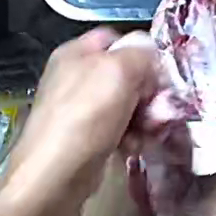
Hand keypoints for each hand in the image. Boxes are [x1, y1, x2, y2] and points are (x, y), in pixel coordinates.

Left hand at [0, 29, 160, 215]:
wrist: (54, 175)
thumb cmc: (85, 116)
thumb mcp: (119, 70)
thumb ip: (141, 54)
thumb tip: (151, 60)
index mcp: (76, 53)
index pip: (117, 39)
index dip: (143, 53)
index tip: (161, 74)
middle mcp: (75, 78)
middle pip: (125, 75)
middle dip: (148, 92)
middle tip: (159, 110)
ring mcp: (78, 110)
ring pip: (126, 106)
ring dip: (144, 119)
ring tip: (148, 133)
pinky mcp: (85, 139)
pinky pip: (118, 130)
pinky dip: (130, 138)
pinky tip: (133, 148)